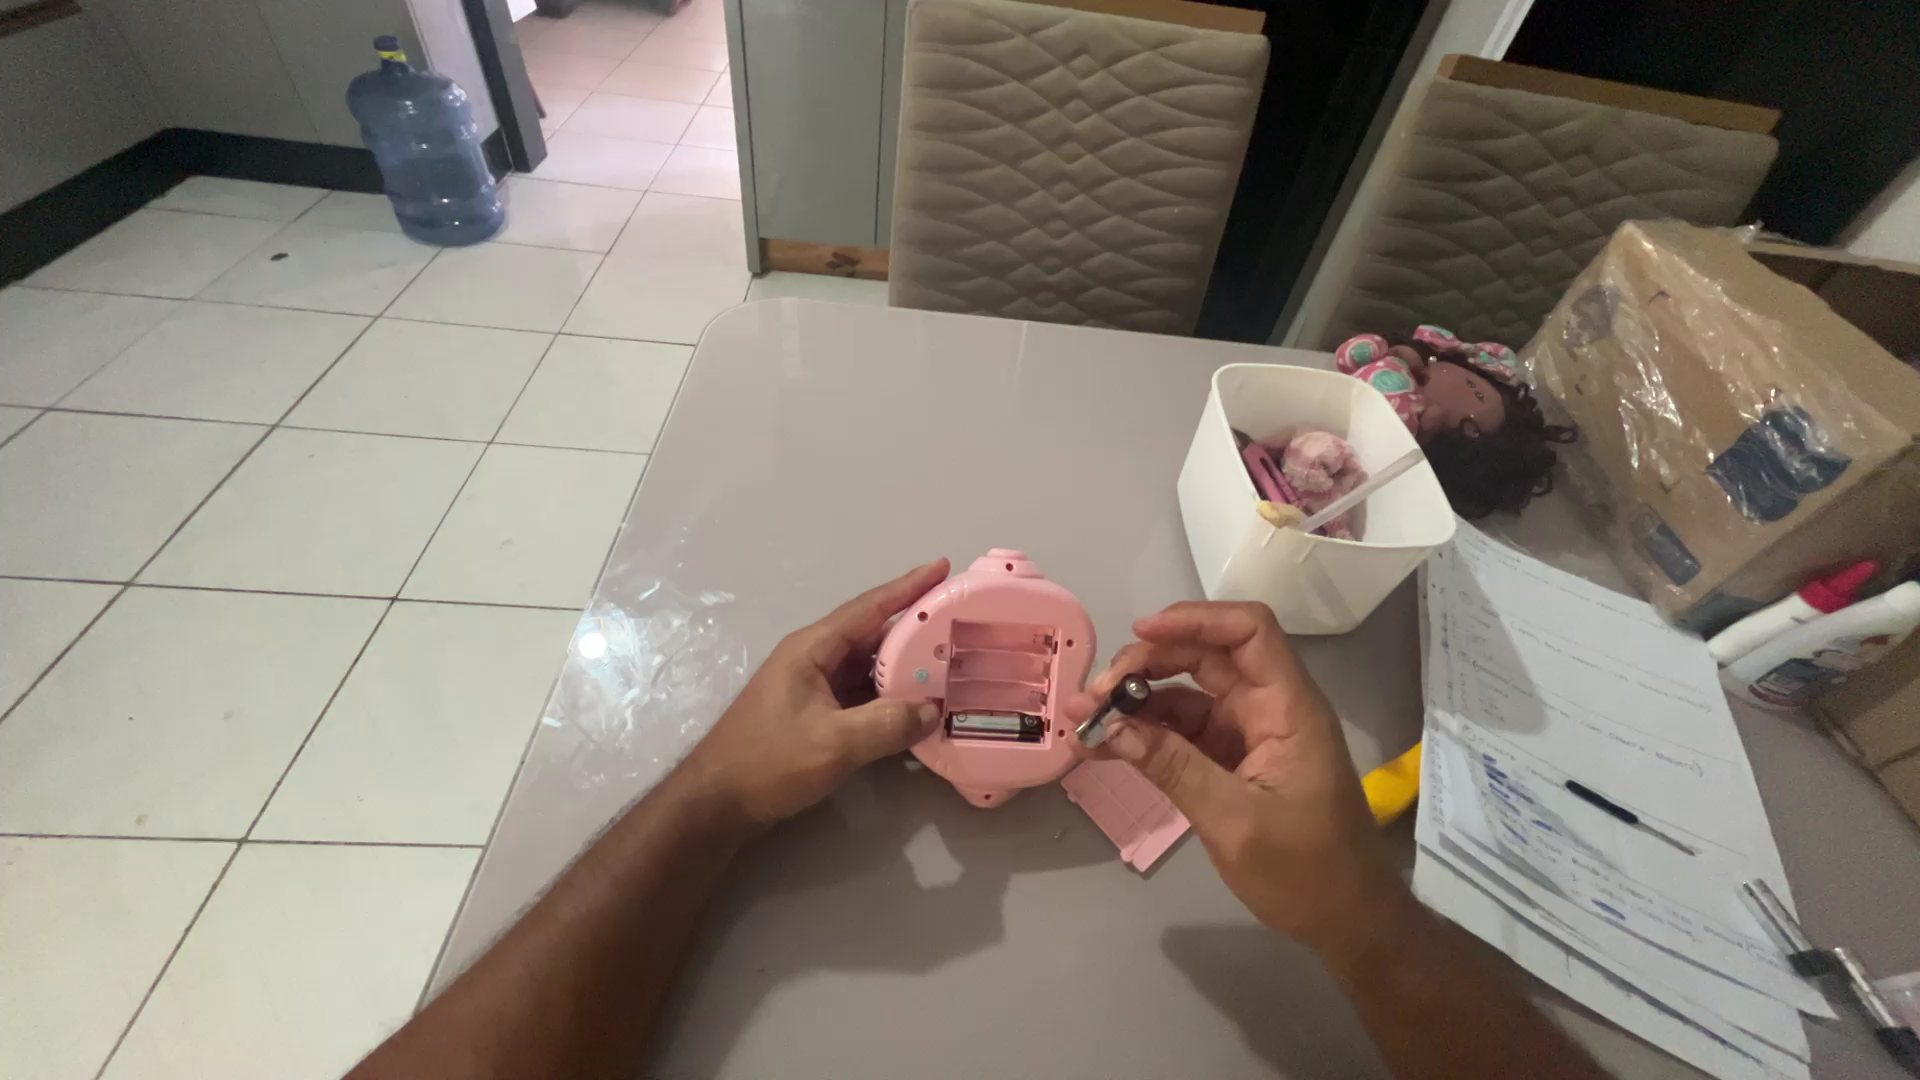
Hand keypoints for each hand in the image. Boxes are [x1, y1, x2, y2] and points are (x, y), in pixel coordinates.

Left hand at [683, 560, 948, 827]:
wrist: (717, 803)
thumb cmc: (767, 761)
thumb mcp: (833, 743)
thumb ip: (886, 724)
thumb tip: (933, 710)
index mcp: (813, 648)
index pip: (869, 608)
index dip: (907, 586)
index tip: (941, 566)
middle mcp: (814, 658)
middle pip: (873, 634)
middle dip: (914, 626)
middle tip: (957, 620)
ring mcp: (814, 685)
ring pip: (869, 665)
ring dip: (904, 664)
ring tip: (947, 661)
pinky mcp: (816, 712)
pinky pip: (862, 691)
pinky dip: (889, 694)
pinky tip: (916, 704)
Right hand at [1067, 601, 1414, 961]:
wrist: (1347, 923)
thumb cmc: (1309, 872)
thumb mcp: (1236, 822)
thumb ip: (1173, 768)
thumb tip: (1113, 727)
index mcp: (1287, 708)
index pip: (1248, 632)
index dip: (1195, 619)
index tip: (1140, 633)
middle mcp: (1265, 706)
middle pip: (1203, 656)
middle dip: (1147, 664)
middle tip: (1098, 693)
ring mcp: (1244, 730)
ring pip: (1183, 690)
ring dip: (1135, 700)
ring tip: (1085, 717)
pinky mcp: (1227, 755)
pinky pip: (1178, 729)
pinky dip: (1142, 732)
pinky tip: (1103, 744)